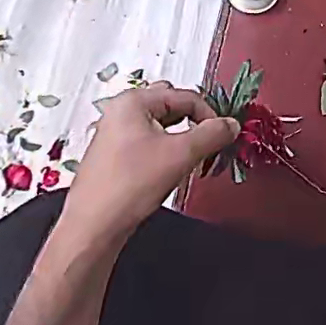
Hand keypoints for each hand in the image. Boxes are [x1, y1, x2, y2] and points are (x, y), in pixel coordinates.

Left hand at [57, 82, 237, 243]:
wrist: (94, 228)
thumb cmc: (130, 185)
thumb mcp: (182, 154)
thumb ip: (213, 134)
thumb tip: (231, 124)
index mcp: (133, 102)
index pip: (186, 97)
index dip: (210, 116)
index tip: (222, 136)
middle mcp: (120, 111)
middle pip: (173, 106)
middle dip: (195, 122)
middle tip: (207, 143)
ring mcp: (115, 133)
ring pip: (163, 125)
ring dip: (183, 138)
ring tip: (192, 158)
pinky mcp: (115, 155)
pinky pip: (151, 141)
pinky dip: (167, 149)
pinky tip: (172, 168)